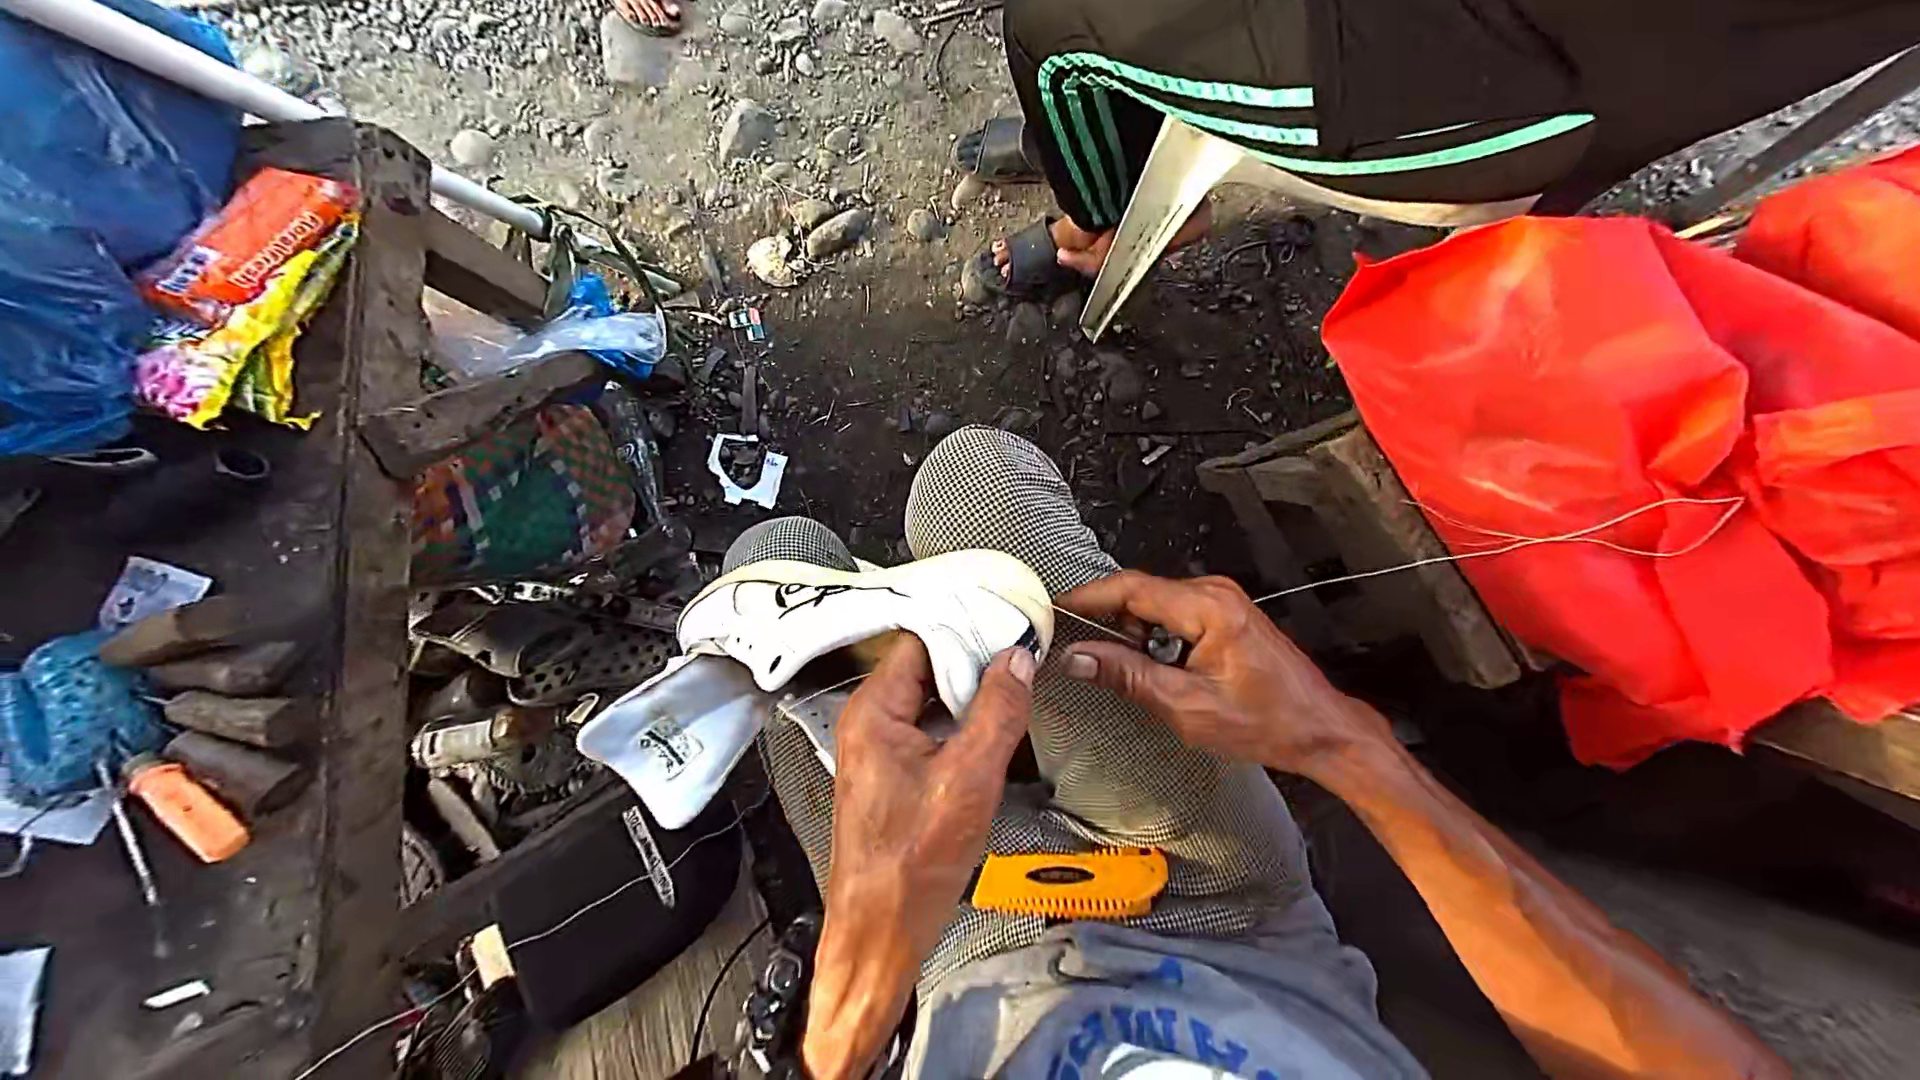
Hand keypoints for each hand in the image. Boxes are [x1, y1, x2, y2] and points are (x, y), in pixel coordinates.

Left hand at [802, 635, 1035, 1079]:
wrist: (880, 933)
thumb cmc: (908, 870)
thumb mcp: (969, 779)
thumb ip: (997, 712)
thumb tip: (1015, 663)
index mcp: (873, 713)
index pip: (919, 640)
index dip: (963, 628)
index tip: (999, 625)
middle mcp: (868, 722)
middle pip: (924, 664)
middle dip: (970, 660)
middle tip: (1012, 655)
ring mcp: (878, 746)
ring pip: (928, 694)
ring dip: (966, 691)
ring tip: (1006, 687)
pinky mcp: (892, 768)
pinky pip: (927, 723)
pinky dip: (958, 718)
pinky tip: (986, 726)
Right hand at [1056, 571, 1390, 778]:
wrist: (1320, 729)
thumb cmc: (1268, 721)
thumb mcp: (1186, 706)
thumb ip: (1127, 676)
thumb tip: (1080, 658)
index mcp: (1208, 608)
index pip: (1130, 588)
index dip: (1087, 598)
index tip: (1057, 610)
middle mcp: (1213, 593)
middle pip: (1138, 591)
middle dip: (1106, 620)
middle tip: (1082, 650)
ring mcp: (1219, 601)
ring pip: (1151, 603)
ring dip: (1129, 631)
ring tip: (1127, 668)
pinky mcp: (1220, 613)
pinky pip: (1169, 612)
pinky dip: (1150, 634)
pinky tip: (1153, 665)